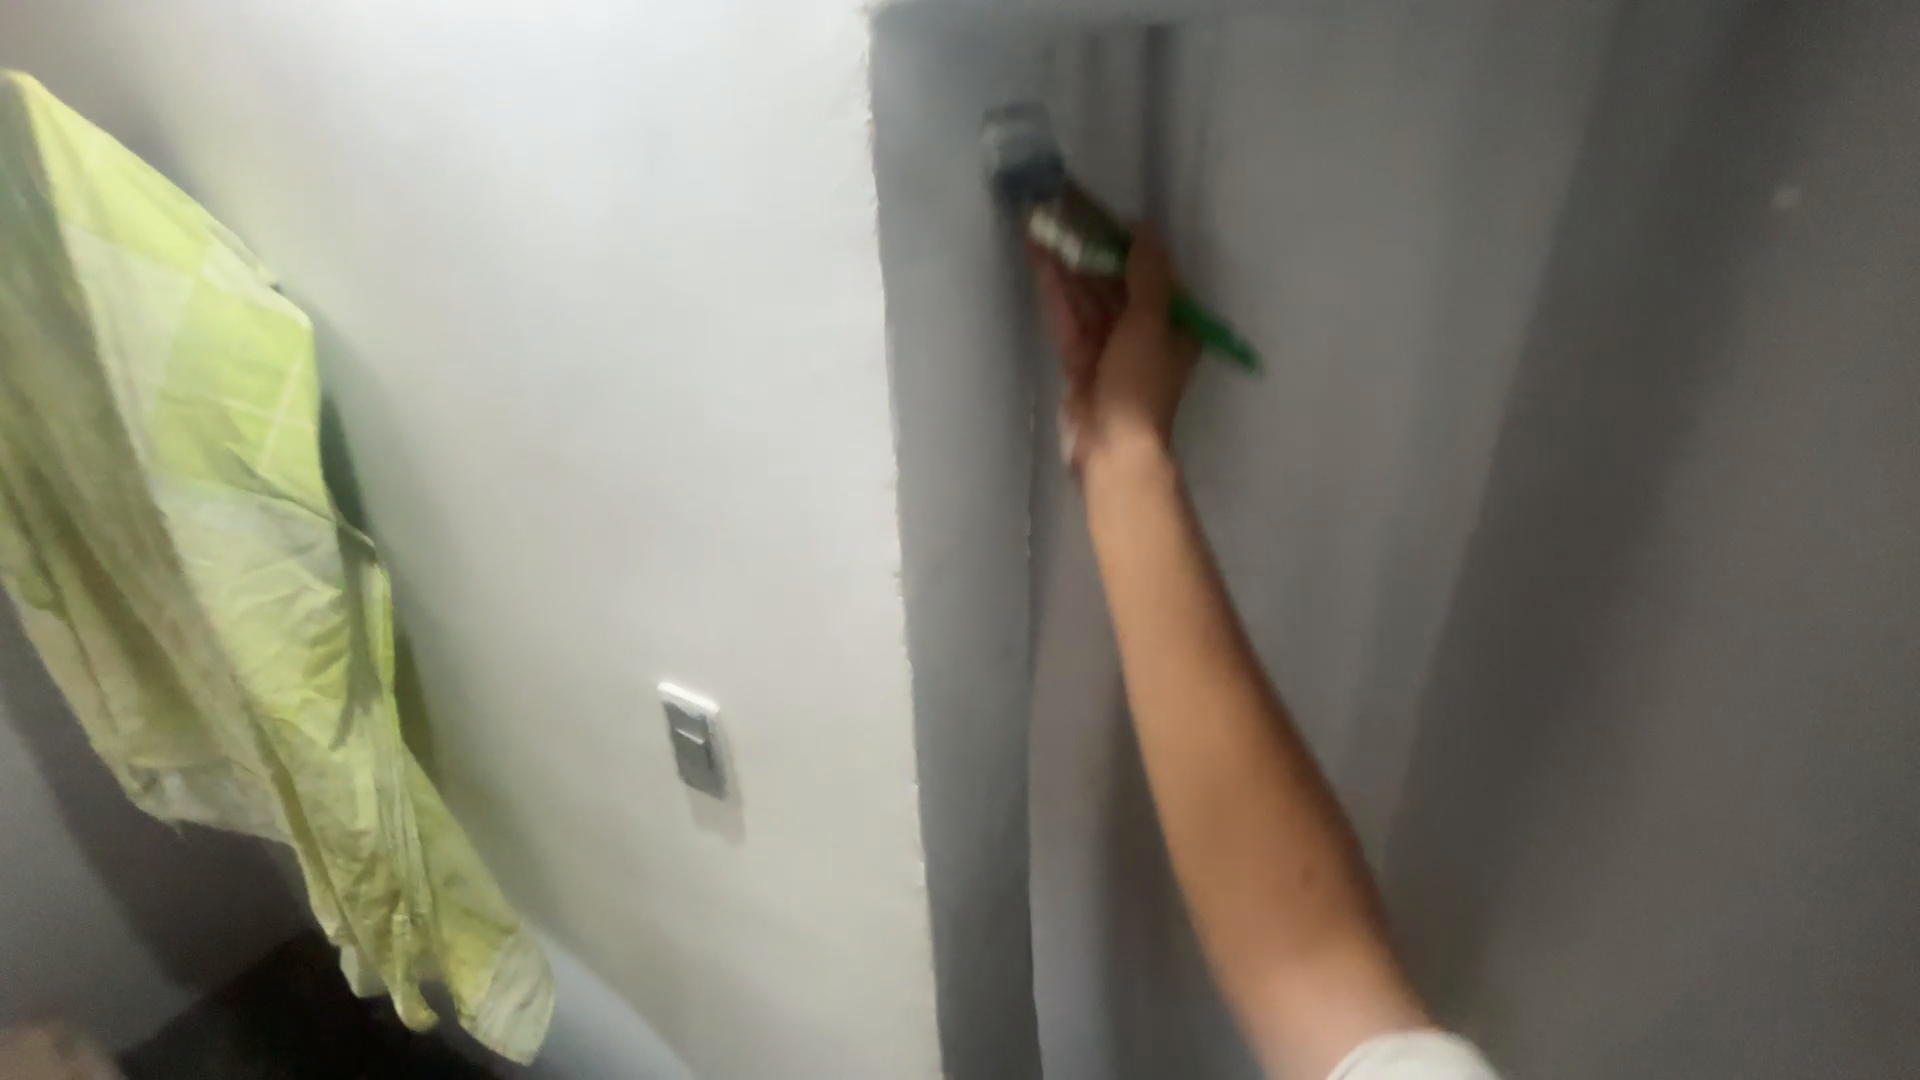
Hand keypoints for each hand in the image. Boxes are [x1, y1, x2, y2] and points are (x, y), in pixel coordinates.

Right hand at [1030, 230, 1198, 470]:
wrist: (1114, 447)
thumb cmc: (1141, 384)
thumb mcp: (1152, 322)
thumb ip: (1147, 274)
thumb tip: (1144, 229)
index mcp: (1172, 325)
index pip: (1151, 275)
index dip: (1128, 245)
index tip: (1104, 215)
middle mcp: (1142, 334)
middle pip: (1114, 285)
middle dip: (1090, 253)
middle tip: (1065, 215)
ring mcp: (1108, 349)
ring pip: (1087, 300)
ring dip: (1068, 267)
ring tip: (1044, 229)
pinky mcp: (1080, 363)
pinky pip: (1070, 321)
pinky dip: (1057, 294)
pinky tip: (1042, 265)